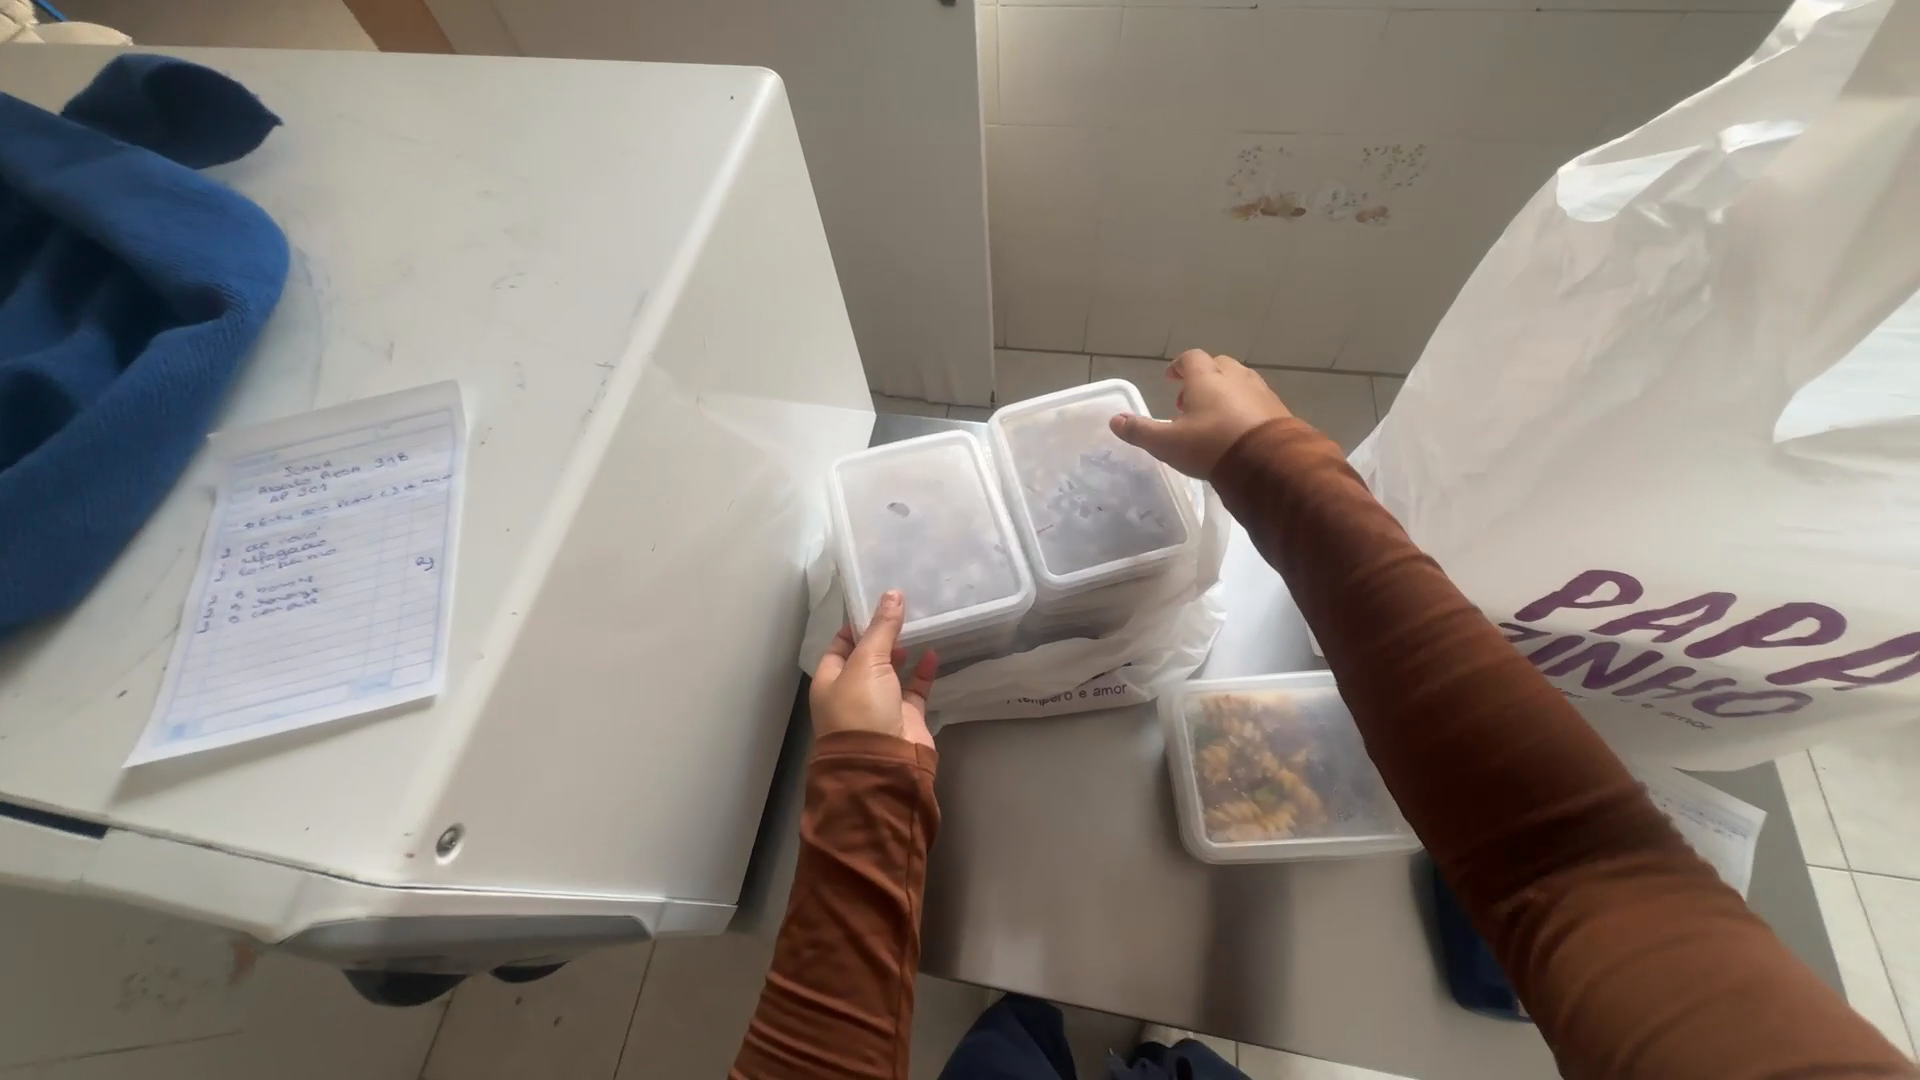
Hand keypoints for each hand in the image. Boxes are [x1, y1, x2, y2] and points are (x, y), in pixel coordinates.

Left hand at [811, 589, 936, 749]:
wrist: (883, 762)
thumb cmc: (862, 708)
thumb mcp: (867, 662)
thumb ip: (881, 628)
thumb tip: (892, 593)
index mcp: (831, 679)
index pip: (840, 645)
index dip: (856, 625)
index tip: (876, 604)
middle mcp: (853, 691)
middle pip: (868, 657)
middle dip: (883, 635)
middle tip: (904, 609)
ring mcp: (880, 704)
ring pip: (893, 671)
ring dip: (904, 651)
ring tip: (919, 625)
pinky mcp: (906, 716)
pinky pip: (915, 688)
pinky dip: (923, 671)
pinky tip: (933, 652)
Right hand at [1108, 350, 1290, 479]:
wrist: (1268, 461)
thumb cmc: (1211, 446)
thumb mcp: (1167, 443)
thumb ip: (1140, 431)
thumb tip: (1114, 420)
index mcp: (1205, 378)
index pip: (1190, 358)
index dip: (1178, 367)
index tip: (1171, 379)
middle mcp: (1234, 377)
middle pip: (1217, 365)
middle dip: (1202, 379)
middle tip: (1189, 402)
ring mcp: (1259, 391)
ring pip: (1239, 381)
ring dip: (1224, 392)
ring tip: (1213, 417)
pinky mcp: (1277, 409)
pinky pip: (1256, 399)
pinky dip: (1244, 407)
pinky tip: (1237, 429)